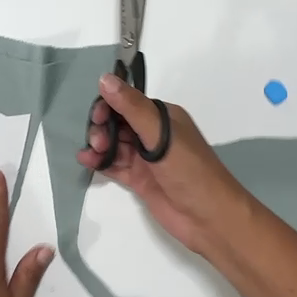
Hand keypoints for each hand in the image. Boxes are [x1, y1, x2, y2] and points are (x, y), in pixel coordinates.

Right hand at [76, 73, 259, 255]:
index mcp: (163, 117)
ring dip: (99, 144)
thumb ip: (131, 107)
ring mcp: (146, 158)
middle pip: (118, 123)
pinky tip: (86, 161)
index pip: (128, 102)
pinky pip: (114, 164)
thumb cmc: (189, 170)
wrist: (209, 218)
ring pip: (114, 144)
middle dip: (102, 127)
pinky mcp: (139, 179)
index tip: (97, 117)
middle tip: (97, 141)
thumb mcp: (160, 134)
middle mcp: (153, 134)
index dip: (109, 106)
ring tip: (92, 154)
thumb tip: (104, 79)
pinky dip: (100, 162)